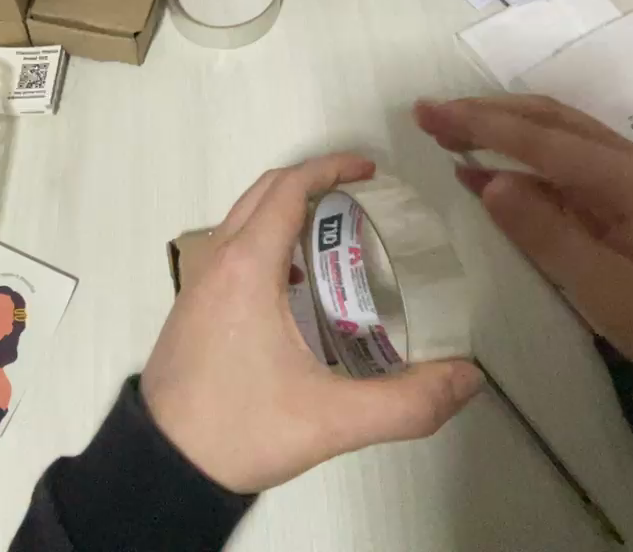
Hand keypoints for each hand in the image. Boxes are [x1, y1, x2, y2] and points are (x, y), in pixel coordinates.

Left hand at [141, 154, 483, 492]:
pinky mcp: (194, 299)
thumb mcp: (330, 420)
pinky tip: (298, 278)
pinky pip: (234, 242)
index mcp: (246, 266)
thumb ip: (405, 403)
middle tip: (362, 194)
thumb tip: (467, 378)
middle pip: (265, 191)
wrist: (165, 463)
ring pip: (244, 215)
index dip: (330, 169)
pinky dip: (267, 233)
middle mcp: (218, 257)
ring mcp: (200, 277)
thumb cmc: (241, 429)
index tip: (370, 172)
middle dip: (313, 179)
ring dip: (287, 205)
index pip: (288, 189)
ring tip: (337, 229)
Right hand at [414, 97, 632, 438]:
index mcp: (631, 180)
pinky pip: (571, 164)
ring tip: (450, 130)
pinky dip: (526, 158)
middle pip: (549, 120)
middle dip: (485, 112)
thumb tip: (485, 180)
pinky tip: (493, 170)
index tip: (426, 112)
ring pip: (560, 133)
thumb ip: (546, 233)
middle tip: (428, 114)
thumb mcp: (610, 294)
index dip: (478, 123)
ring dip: (504, 126)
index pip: (539, 138)